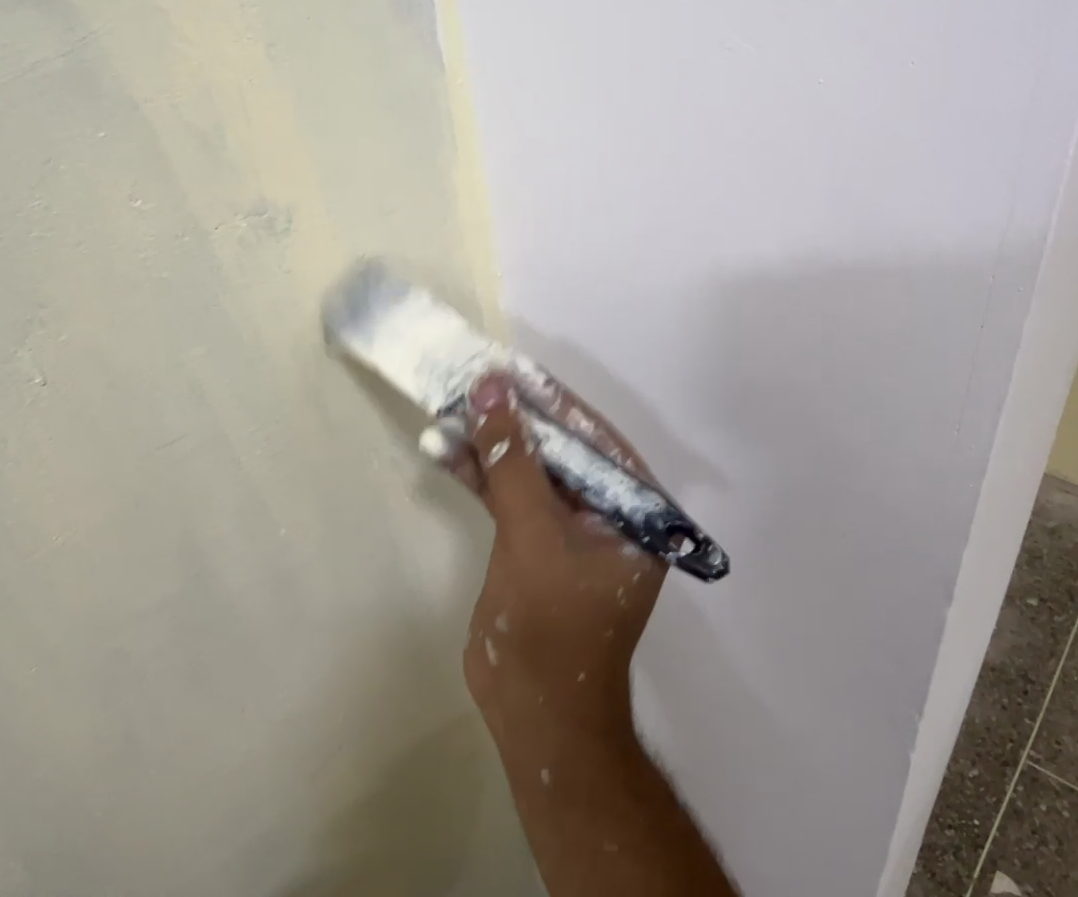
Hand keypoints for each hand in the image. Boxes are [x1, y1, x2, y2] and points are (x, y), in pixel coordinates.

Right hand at [436, 370, 666, 735]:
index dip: (549, 400)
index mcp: (634, 510)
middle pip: (557, 448)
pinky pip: (507, 496)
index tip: (506, 366)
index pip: (593, 437)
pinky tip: (443, 447)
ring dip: (488, 442)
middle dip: (512, 418)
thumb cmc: (551, 625)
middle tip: (469, 378)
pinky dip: (477, 474)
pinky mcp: (531, 545)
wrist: (533, 711)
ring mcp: (566, 529)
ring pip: (527, 470)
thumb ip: (514, 460)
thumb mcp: (534, 534)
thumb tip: (493, 388)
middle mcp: (607, 512)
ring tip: (446, 404)